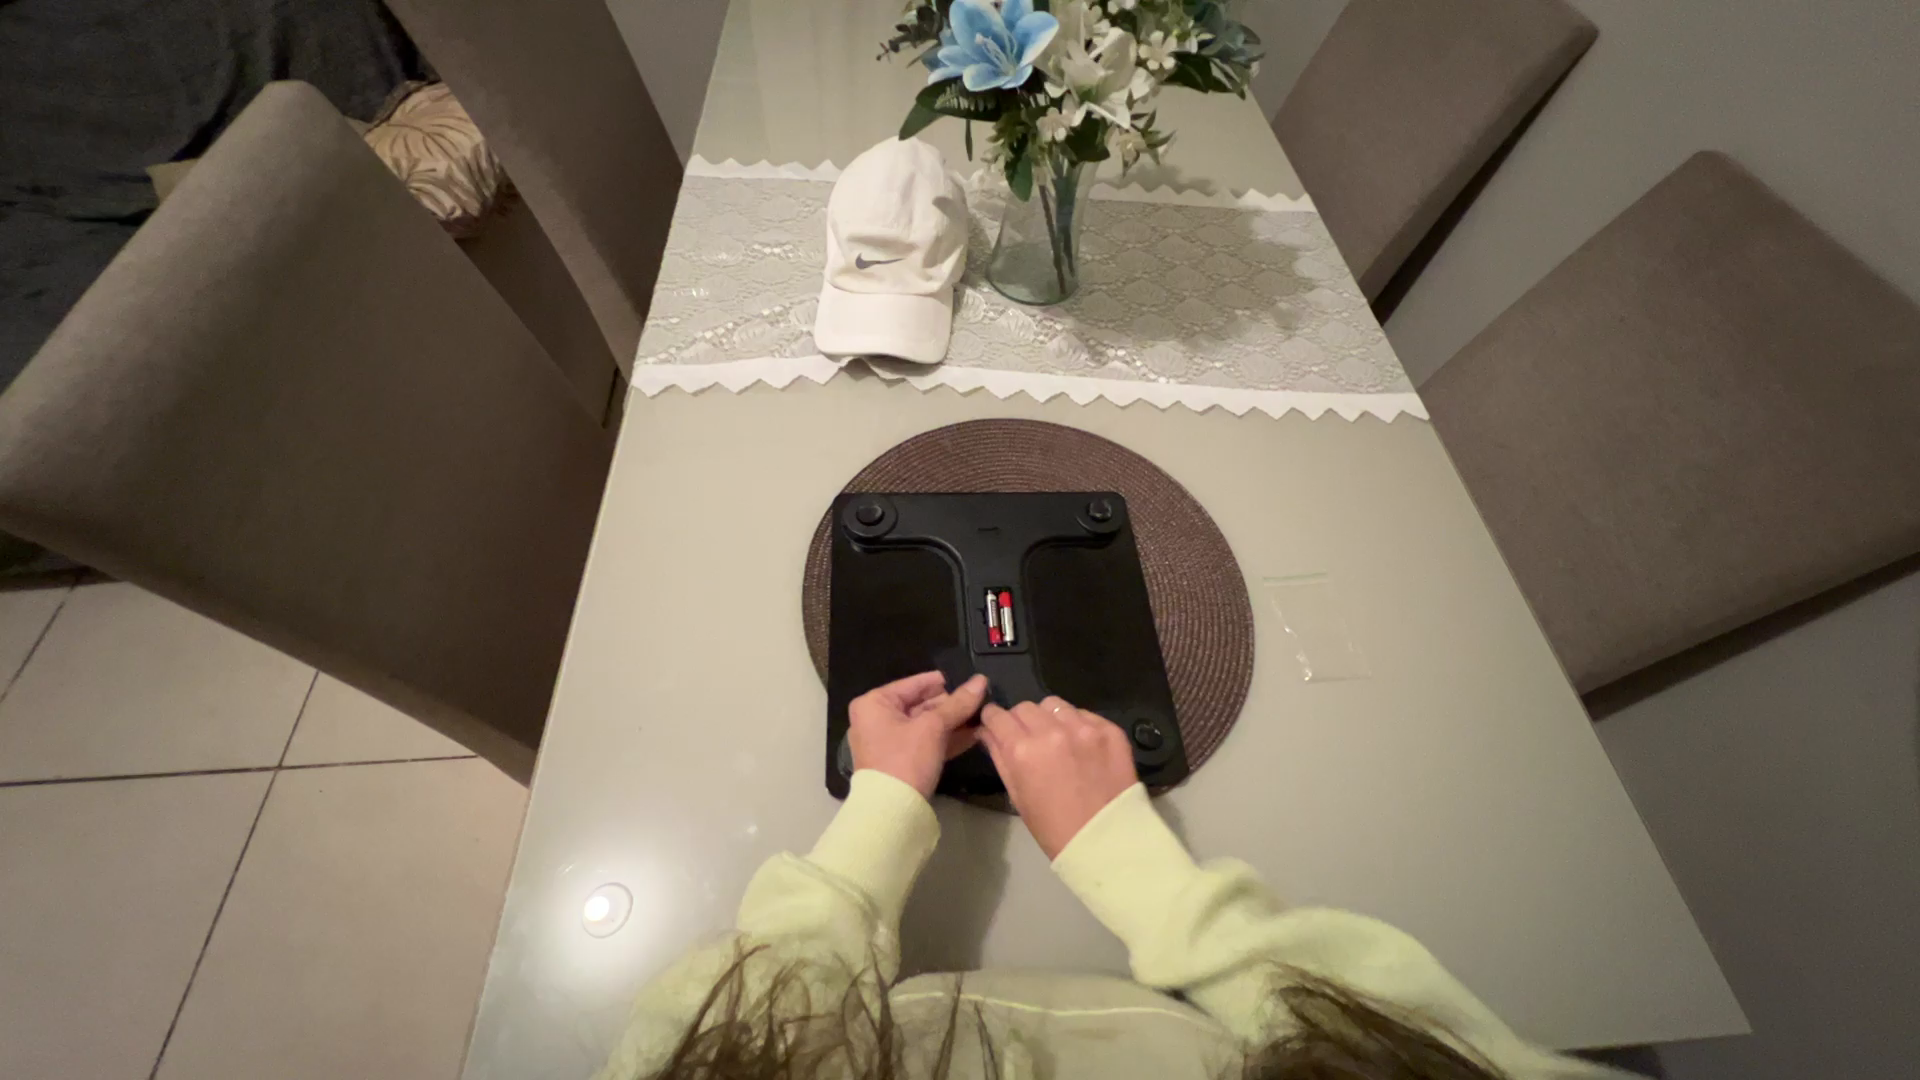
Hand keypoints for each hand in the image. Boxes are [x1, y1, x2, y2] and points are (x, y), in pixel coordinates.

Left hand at [848, 671, 988, 798]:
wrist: (892, 813)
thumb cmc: (905, 759)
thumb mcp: (933, 728)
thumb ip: (958, 704)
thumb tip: (981, 680)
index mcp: (875, 703)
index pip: (915, 683)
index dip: (945, 682)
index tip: (972, 679)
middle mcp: (878, 719)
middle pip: (922, 704)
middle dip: (953, 705)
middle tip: (984, 698)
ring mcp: (890, 742)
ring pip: (927, 725)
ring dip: (955, 722)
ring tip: (984, 714)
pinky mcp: (903, 761)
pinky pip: (927, 742)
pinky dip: (948, 739)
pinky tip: (976, 734)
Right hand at [979, 696, 1137, 859]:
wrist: (1107, 843)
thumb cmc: (1054, 829)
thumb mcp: (1017, 796)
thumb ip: (999, 756)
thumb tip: (987, 731)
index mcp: (1022, 750)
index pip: (997, 716)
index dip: (993, 719)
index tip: (996, 725)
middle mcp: (1051, 731)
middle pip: (1025, 707)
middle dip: (1021, 720)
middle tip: (1029, 738)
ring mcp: (1083, 728)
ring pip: (1054, 705)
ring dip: (1049, 718)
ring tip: (1057, 739)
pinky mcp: (1109, 730)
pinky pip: (1084, 714)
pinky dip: (1078, 725)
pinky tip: (1082, 746)